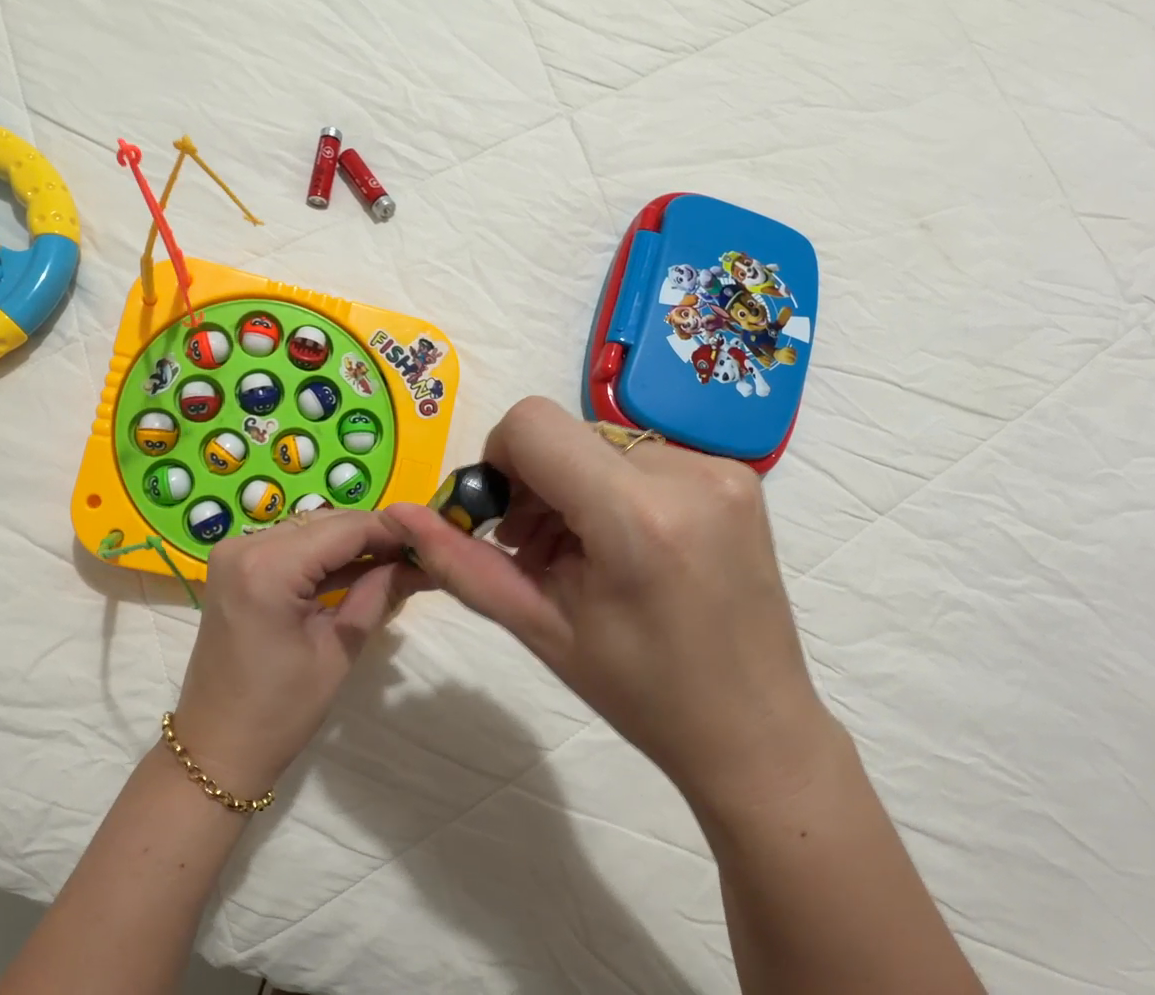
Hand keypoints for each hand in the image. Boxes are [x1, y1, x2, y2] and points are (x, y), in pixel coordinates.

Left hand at [173, 511, 427, 796]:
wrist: (217, 747)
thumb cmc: (280, 710)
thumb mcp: (338, 651)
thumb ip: (378, 595)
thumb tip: (418, 562)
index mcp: (268, 566)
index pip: (345, 528)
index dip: (392, 531)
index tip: (433, 540)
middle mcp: (245, 545)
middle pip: (326, 523)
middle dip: (374, 536)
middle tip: (420, 556)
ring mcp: (235, 553)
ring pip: (310, 530)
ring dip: (352, 545)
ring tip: (399, 564)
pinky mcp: (236, 567)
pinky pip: (291, 547)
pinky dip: (325, 556)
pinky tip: (362, 570)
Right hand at [383, 398, 829, 803]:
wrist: (753, 728)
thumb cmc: (641, 693)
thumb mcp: (541, 629)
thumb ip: (464, 565)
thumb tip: (401, 516)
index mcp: (636, 516)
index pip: (533, 426)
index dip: (499, 460)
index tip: (503, 519)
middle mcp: (687, 474)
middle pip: (568, 436)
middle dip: (537, 485)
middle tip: (537, 553)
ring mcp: (723, 471)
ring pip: (605, 446)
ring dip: (577, 490)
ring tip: (582, 558)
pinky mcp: (740, 478)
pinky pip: (648, 459)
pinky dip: (620, 492)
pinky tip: (627, 551)